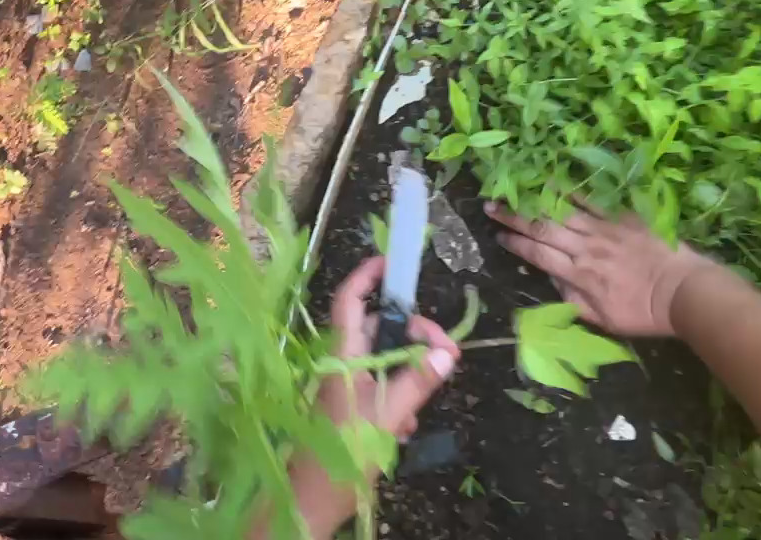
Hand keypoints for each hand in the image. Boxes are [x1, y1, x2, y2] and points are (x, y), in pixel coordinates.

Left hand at [283, 257, 459, 537]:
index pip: (350, 299)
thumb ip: (416, 382)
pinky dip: (399, 394)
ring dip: (408, 370)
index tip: (391, 261)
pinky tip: (407, 421)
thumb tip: (446, 353)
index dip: (367, 275)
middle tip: (446, 352)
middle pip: (378, 327)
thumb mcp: (387, 416)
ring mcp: (347, 382)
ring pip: (384, 357)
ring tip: (423, 397)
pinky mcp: (353, 403)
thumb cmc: (345, 451)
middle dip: (412, 334)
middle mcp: (344, 359)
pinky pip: (381, 383)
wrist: (314, 499)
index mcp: (343, 352)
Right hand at [484, 202, 718, 336]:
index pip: (538, 255)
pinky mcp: (620, 217)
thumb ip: (574, 302)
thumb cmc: (646, 313)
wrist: (686, 292)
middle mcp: (584, 248)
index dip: (514, 244)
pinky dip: (568, 190)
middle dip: (512, 217)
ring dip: (532, 201)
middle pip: (541, 228)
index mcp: (579, 275)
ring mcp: (602, 229)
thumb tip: (553, 281)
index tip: (497, 236)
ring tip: (511, 191)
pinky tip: (550, 179)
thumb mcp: (606, 321)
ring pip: (560, 211)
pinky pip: (589, 200)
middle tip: (489, 206)